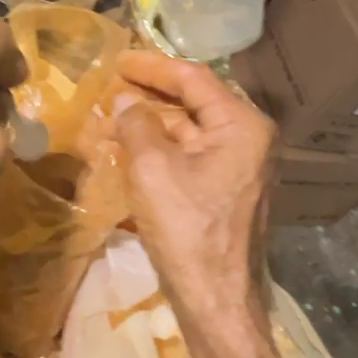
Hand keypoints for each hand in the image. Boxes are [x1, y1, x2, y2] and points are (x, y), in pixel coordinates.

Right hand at [110, 50, 275, 308]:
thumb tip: (122, 101)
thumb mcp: (152, 170)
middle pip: (193, 103)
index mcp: (241, 126)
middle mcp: (248, 141)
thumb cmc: (187, 230)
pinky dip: (158, 149)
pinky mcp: (225, 194)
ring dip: (149, 124)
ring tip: (109, 117)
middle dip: (149, 94)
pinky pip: (188, 158)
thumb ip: (136, 125)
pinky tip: (128, 150)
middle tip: (110, 85)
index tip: (117, 59)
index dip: (152, 66)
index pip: (194, 79)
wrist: (216, 298)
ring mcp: (239, 169)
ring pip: (188, 132)